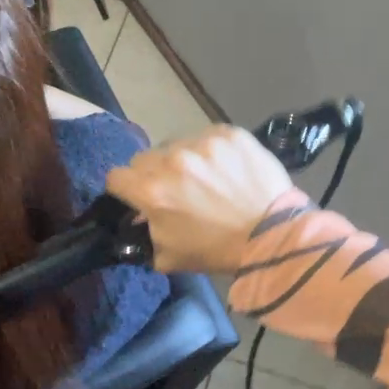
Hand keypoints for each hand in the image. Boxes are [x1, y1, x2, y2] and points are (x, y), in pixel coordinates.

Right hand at [105, 125, 295, 273]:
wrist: (273, 236)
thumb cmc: (217, 250)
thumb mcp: (166, 255)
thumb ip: (143, 233)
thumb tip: (139, 217)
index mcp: (151, 191)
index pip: (115, 177)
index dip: (124, 189)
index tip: (137, 197)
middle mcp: (171, 161)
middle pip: (143, 159)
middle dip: (151, 174)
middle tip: (173, 190)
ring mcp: (202, 144)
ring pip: (174, 145)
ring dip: (180, 161)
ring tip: (203, 179)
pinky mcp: (228, 134)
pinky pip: (205, 137)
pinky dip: (209, 152)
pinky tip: (224, 169)